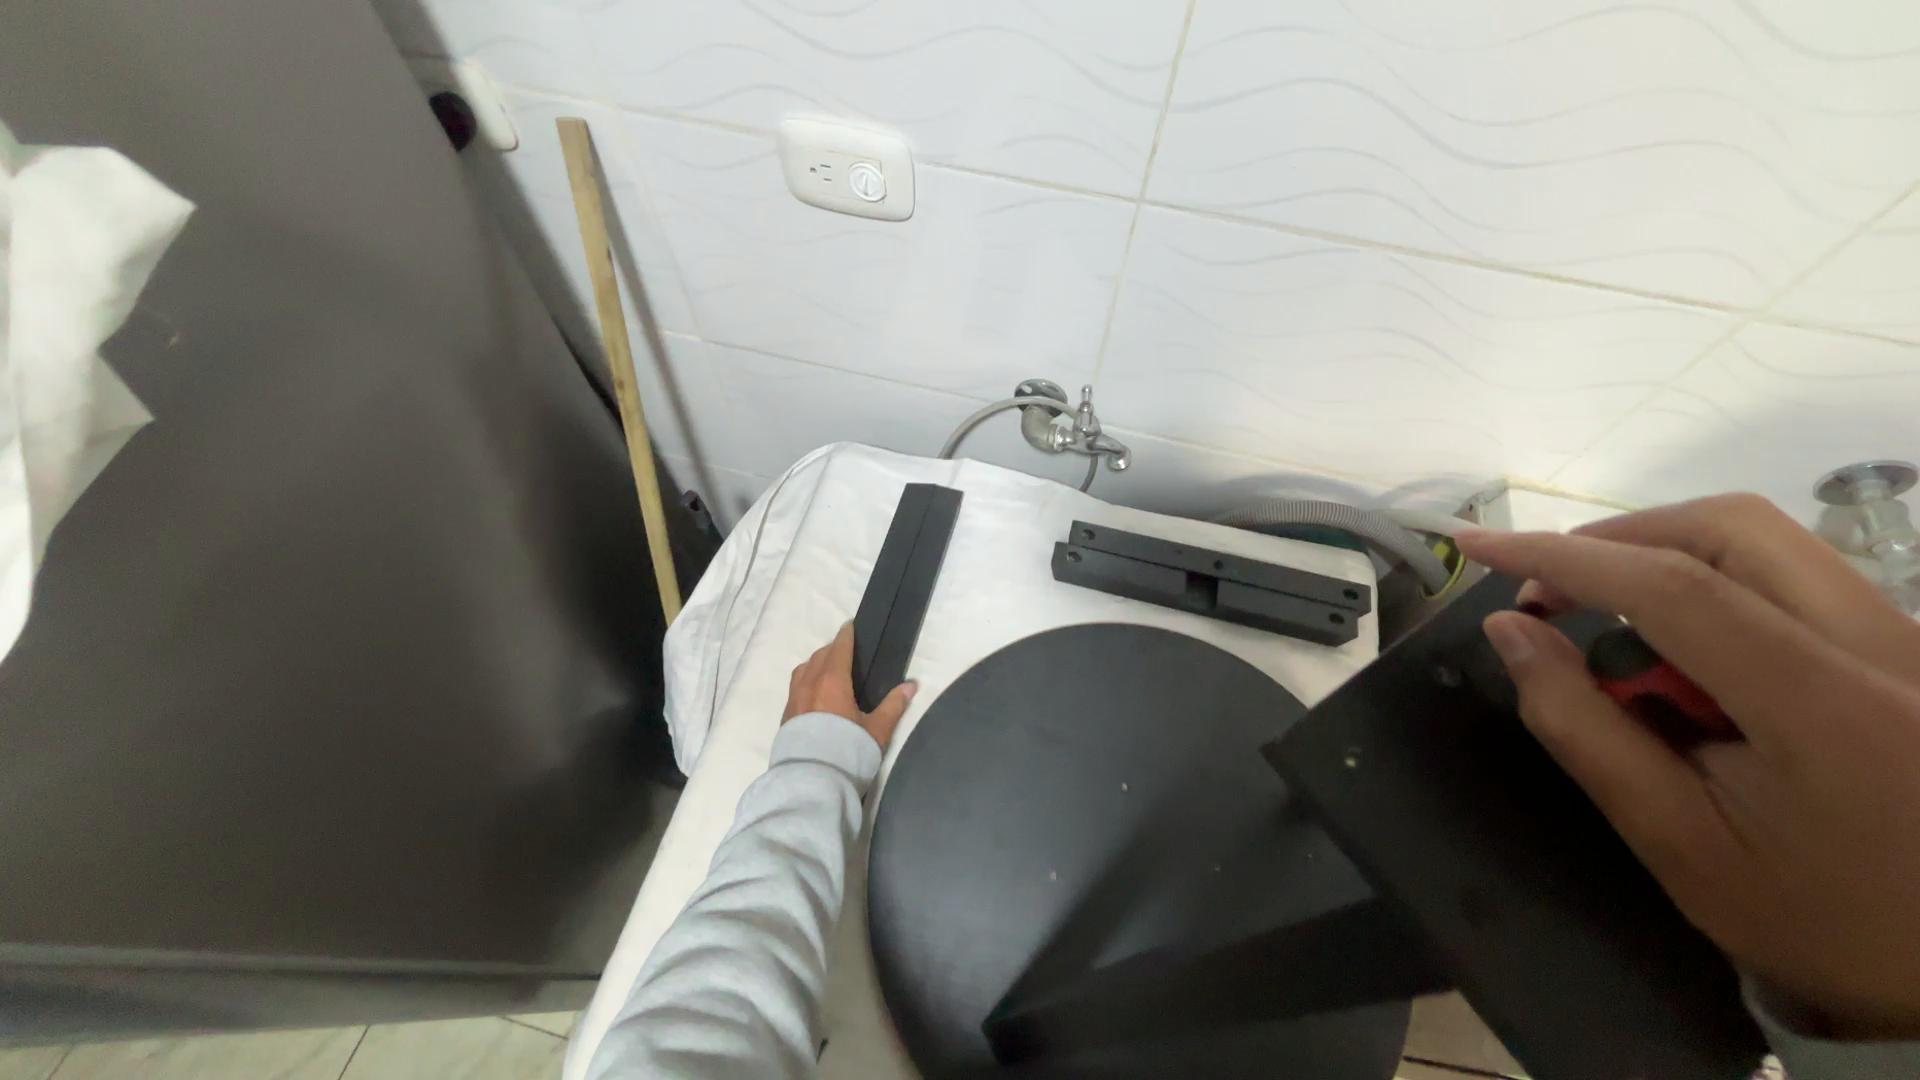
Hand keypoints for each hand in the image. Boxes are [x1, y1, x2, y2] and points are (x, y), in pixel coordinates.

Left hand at [782, 622, 916, 749]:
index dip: (846, 635)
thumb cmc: (847, 750)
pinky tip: (815, 693)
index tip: (850, 625)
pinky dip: (807, 679)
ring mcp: (794, 699)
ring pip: (804, 669)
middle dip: (833, 649)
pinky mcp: (786, 715)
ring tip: (829, 669)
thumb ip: (893, 705)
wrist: (811, 780)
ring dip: (817, 663)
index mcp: (832, 680)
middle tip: (846, 651)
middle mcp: (810, 683)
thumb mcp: (877, 729)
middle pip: (821, 655)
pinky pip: (796, 686)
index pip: (839, 648)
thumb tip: (911, 686)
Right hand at [1456, 495, 1919, 1039]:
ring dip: (1657, 561)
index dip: (1561, 555)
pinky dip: (1704, 587)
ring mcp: (1914, 643)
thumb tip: (1508, 629)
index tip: (1479, 545)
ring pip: (1763, 544)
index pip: (1674, 588)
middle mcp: (1894, 650)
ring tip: (1600, 621)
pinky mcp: (1910, 650)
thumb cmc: (1811, 915)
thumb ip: (1579, 724)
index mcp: (1834, 709)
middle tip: (1548, 593)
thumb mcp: (1670, 836)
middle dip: (1615, 541)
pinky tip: (1674, 651)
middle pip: (1732, 529)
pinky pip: (1788, 577)